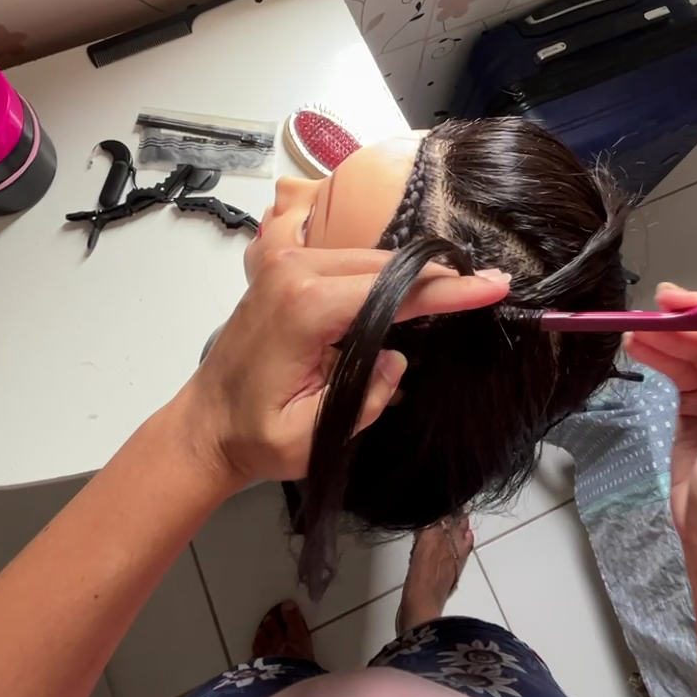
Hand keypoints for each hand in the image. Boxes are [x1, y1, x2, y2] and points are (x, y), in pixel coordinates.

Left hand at [177, 246, 509, 492]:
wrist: (203, 425)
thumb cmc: (252, 437)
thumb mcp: (311, 436)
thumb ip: (365, 397)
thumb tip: (395, 357)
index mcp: (304, 307)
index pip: (393, 290)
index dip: (448, 290)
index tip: (492, 284)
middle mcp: (295, 271)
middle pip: (386, 265)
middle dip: (438, 279)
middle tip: (486, 286)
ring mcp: (287, 263)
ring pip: (370, 259)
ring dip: (413, 277)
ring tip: (457, 290)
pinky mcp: (286, 269)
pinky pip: (350, 263)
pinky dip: (385, 277)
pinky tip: (410, 292)